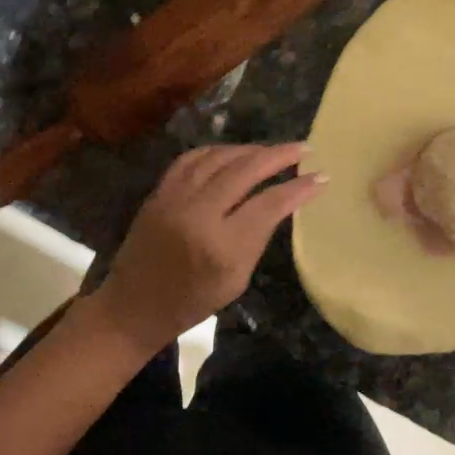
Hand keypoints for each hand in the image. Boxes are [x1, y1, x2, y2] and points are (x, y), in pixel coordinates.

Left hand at [85, 142, 325, 353]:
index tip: (321, 177)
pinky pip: (192, 159)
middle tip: (303, 148)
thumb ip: (258, 237)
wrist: (133, 306)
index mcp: (223, 246)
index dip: (299, 188)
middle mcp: (198, 214)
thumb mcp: (236, 280)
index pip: (270, 204)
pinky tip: (233, 153)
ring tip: (271, 151)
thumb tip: (280, 202)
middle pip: (246, 169)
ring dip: (250, 149)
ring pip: (219, 157)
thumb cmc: (191, 302)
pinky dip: (217, 151)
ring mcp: (174, 199)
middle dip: (278, 155)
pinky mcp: (158, 192)